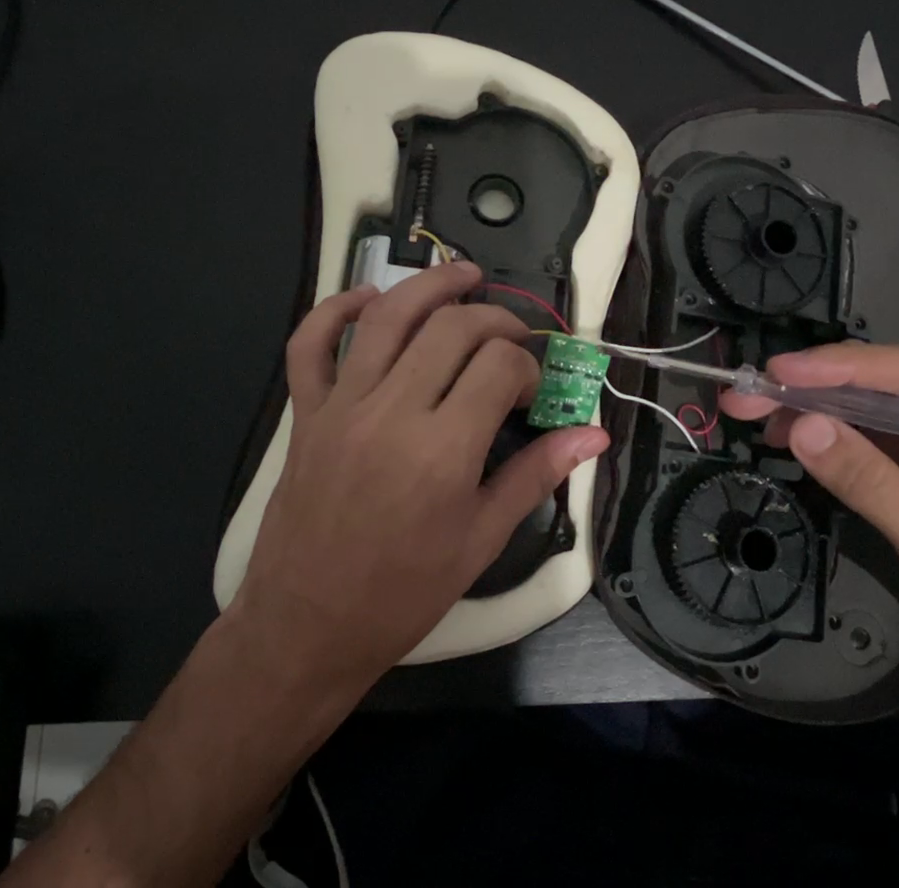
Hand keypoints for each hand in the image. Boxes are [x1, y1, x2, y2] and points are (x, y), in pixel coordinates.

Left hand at [230, 261, 608, 689]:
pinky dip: (337, 310)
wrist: (308, 626)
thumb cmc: (403, 594)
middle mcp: (391, 412)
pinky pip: (310, 345)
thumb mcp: (481, 541)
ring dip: (429, 285)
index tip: (534, 394)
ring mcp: (341, 407)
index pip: (500, 367)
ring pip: (386, 317)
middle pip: (451, 328)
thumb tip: (593, 434)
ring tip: (463, 273)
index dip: (530, 368)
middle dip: (494, 320)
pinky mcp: (305, 414)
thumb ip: (535, 475)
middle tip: (513, 338)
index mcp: (443, 450)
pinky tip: (369, 298)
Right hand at [719, 343, 898, 672]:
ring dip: (809, 401)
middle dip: (814, 382)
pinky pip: (864, 425)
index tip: (783, 371)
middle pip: (884, 378)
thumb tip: (804, 429)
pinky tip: (783, 431)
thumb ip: (872, 484)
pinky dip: (821, 426)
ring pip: (867, 397)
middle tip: (750, 390)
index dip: (845, 367)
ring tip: (752, 408)